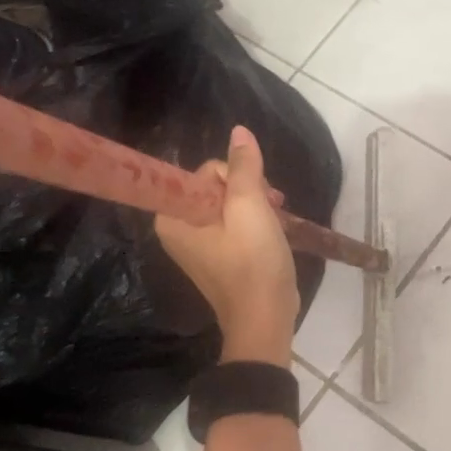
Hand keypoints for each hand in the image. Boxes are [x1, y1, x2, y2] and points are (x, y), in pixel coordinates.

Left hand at [157, 126, 298, 366]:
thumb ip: (244, 168)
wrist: (265, 319)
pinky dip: (252, 224)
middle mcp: (176, 228)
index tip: (256, 194)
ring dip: (254, 206)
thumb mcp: (251, 208)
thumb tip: (239, 131)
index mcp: (172, 217)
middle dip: (246, 191)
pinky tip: (272, 233)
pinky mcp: (216, 257)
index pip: (201, 172)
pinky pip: (230, 225)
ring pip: (225, 206)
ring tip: (277, 221)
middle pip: (213, 187)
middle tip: (272, 207)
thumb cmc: (254, 263)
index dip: (232, 176)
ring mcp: (195, 245)